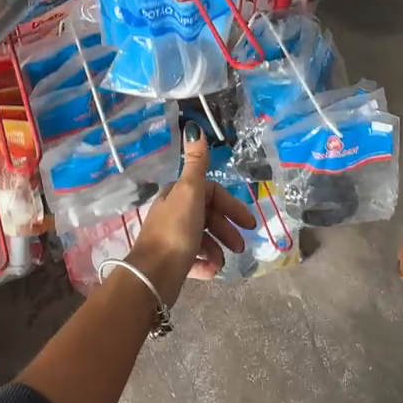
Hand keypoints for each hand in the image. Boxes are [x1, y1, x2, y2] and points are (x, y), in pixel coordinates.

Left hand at [125, 123, 257, 303]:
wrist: (153, 275)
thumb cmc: (176, 230)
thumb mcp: (190, 191)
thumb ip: (196, 163)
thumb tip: (193, 126)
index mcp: (177, 194)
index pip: (210, 192)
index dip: (230, 205)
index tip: (249, 222)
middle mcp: (173, 213)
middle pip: (207, 216)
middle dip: (226, 229)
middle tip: (241, 247)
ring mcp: (172, 238)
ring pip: (203, 238)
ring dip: (217, 249)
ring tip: (224, 262)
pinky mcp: (172, 262)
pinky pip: (195, 259)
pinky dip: (206, 264)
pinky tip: (211, 271)